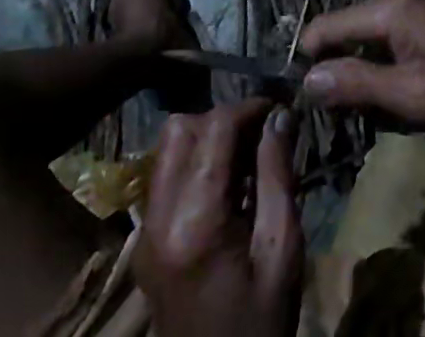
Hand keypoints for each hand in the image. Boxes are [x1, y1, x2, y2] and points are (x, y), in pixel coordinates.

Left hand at [133, 97, 302, 336]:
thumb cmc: (260, 322)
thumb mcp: (282, 251)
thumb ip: (278, 177)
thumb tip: (281, 116)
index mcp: (194, 223)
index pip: (213, 130)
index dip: (248, 108)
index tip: (278, 109)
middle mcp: (157, 217)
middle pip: (179, 129)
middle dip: (222, 119)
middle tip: (260, 133)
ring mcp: (143, 228)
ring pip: (166, 147)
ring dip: (207, 137)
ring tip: (246, 158)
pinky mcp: (142, 237)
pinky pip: (165, 174)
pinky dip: (195, 161)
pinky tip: (227, 185)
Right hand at [300, 0, 424, 126]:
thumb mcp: (411, 94)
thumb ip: (357, 85)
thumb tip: (306, 81)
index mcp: (384, 10)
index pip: (320, 30)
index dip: (308, 66)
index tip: (314, 107)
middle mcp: (386, 5)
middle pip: (336, 41)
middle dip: (339, 81)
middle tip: (355, 119)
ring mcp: (400, 16)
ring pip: (356, 52)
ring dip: (361, 86)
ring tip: (383, 116)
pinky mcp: (410, 31)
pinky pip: (376, 56)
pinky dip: (379, 82)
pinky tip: (398, 105)